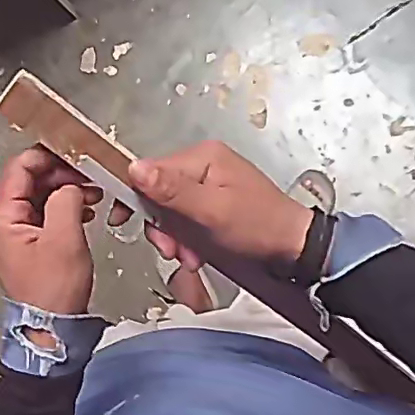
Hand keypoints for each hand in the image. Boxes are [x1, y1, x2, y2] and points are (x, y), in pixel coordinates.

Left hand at [0, 147, 101, 313]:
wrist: (52, 328)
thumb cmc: (53, 289)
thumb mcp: (64, 237)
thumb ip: (66, 199)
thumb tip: (71, 183)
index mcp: (1, 216)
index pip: (20, 167)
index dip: (49, 157)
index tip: (78, 154)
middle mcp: (2, 220)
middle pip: (30, 179)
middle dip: (62, 174)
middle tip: (91, 176)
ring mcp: (14, 231)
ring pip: (40, 194)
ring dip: (66, 190)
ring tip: (93, 194)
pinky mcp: (28, 241)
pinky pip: (45, 212)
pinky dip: (65, 206)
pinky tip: (85, 210)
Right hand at [130, 141, 312, 267]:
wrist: (292, 249)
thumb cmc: (258, 226)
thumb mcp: (211, 210)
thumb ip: (172, 191)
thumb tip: (135, 169)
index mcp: (202, 158)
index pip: (151, 172)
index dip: (134, 197)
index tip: (122, 220)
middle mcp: (202, 166)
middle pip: (157, 193)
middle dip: (160, 225)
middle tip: (170, 248)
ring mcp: (206, 185)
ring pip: (168, 210)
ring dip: (172, 237)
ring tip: (187, 256)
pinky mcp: (210, 204)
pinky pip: (182, 219)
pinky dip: (183, 239)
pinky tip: (194, 253)